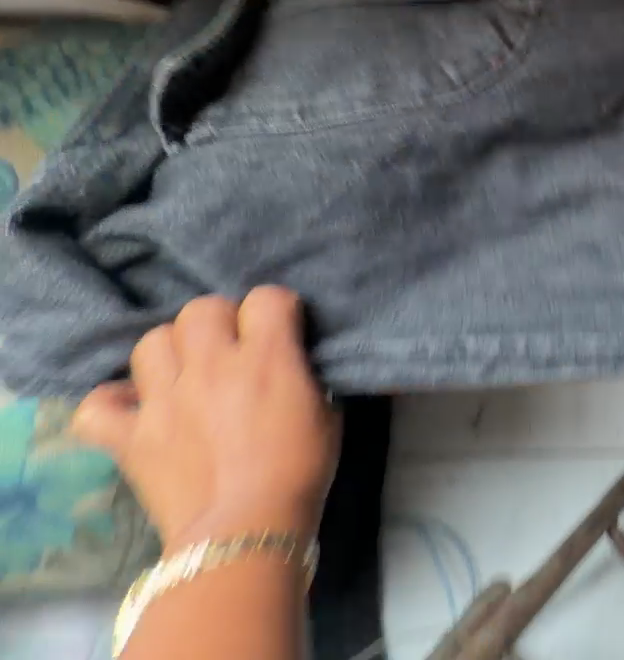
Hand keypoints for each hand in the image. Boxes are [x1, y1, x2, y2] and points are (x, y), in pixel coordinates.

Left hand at [73, 287, 339, 552]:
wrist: (248, 524)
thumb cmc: (305, 463)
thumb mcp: (326, 406)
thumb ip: (302, 373)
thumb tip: (292, 362)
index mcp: (268, 358)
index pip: (267, 298)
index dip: (278, 308)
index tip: (286, 327)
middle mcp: (211, 368)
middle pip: (200, 310)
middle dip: (220, 320)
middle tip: (234, 346)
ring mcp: (162, 401)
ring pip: (151, 343)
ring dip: (173, 351)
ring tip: (189, 372)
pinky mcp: (128, 436)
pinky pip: (97, 404)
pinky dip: (114, 401)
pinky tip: (139, 407)